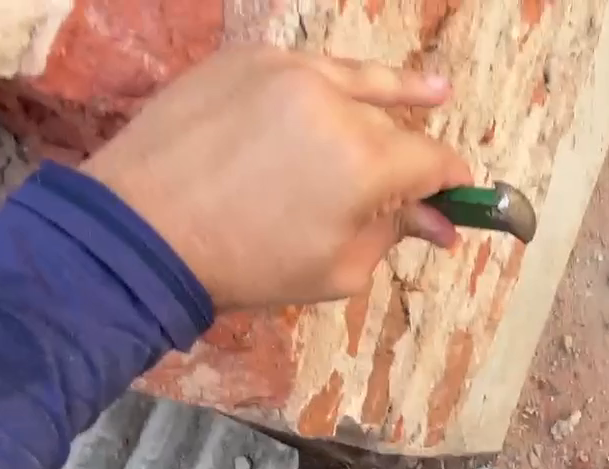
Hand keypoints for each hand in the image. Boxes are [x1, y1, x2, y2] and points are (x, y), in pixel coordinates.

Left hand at [83, 48, 473, 309]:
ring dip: (400, 92)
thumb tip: (440, 224)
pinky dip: (335, 86)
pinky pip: (309, 70)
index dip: (455, 183)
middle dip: (419, 157)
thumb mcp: (340, 268)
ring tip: (437, 91)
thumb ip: (394, 233)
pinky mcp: (245, 59)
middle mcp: (334, 100)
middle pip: (399, 125)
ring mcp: (287, 69)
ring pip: (360, 80)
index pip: (433, 162)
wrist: (146, 230)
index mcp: (364, 160)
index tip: (462, 199)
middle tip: (429, 183)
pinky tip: (346, 96)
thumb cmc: (252, 265)